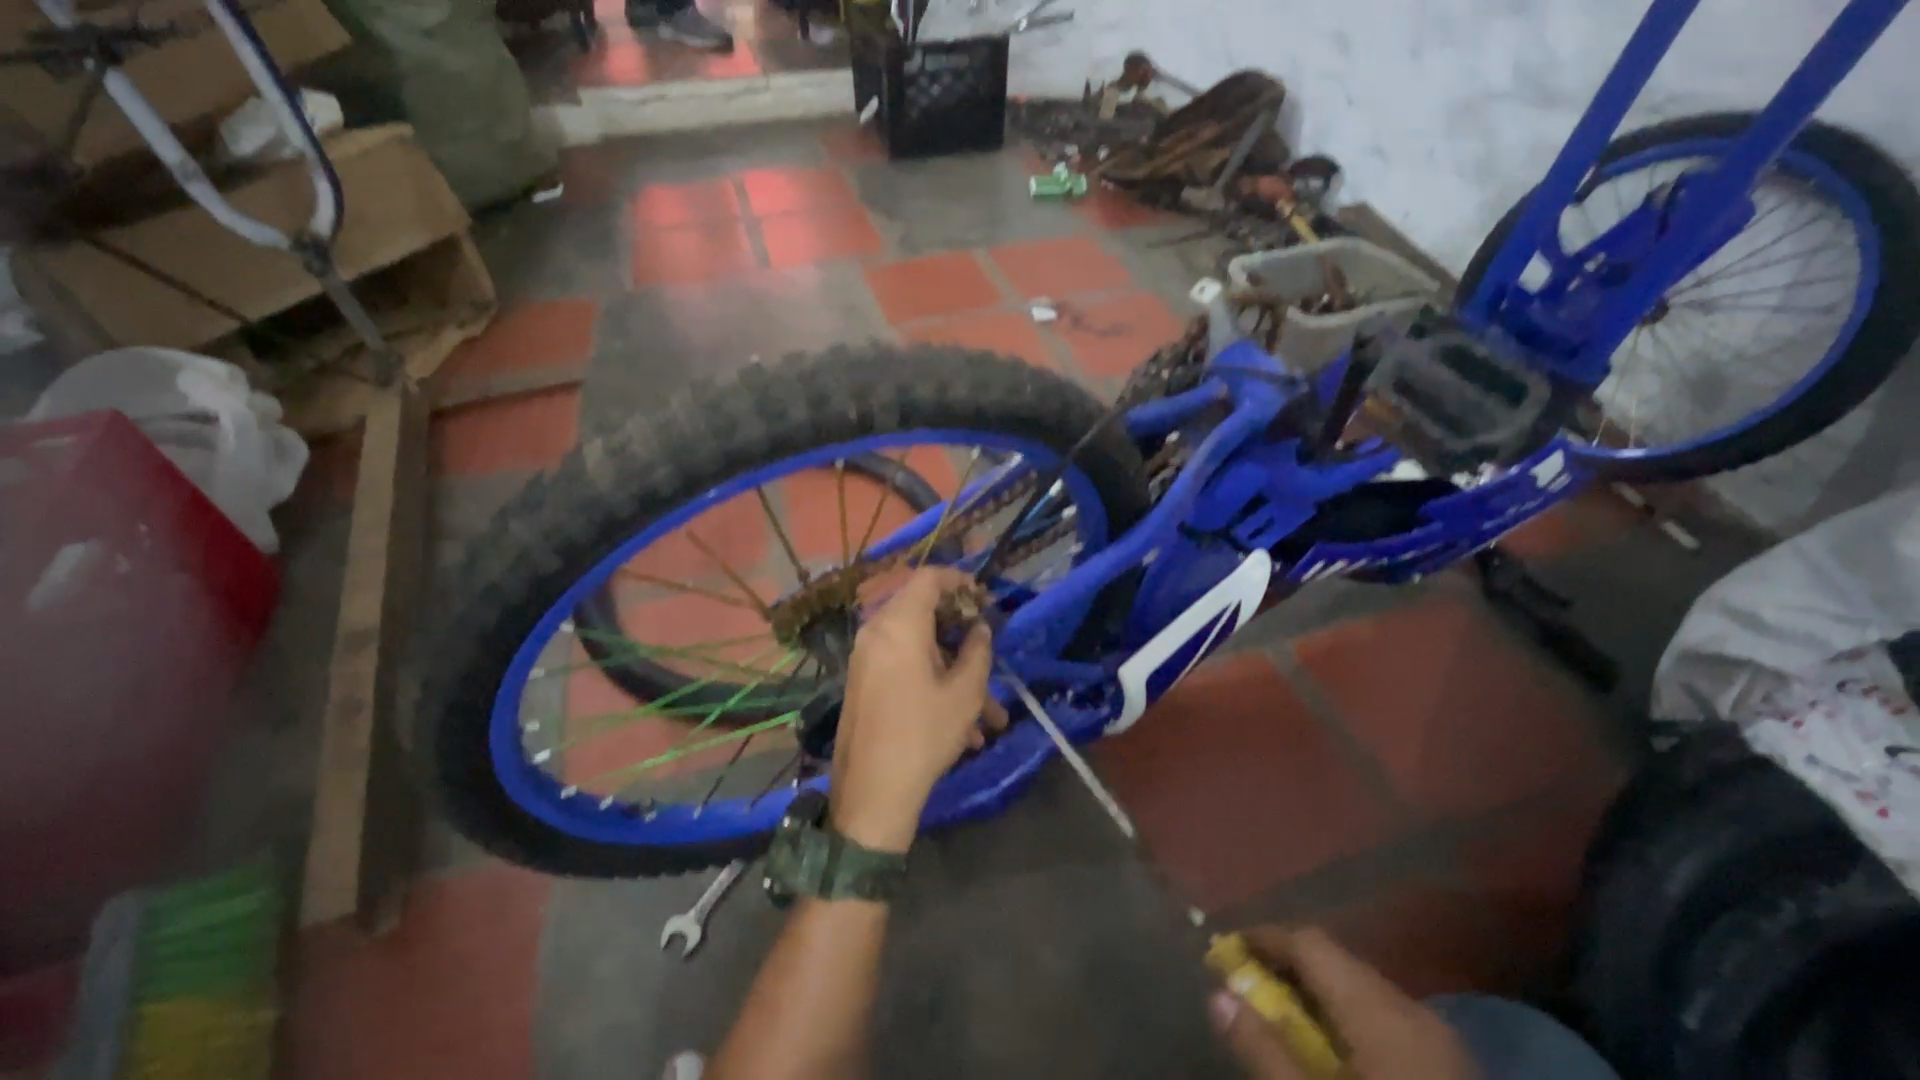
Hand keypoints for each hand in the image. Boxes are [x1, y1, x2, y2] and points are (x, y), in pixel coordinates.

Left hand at [829, 568, 1006, 853]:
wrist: (872, 791)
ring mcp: (865, 660)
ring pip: (919, 651)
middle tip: (990, 651)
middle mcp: (876, 634)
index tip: (985, 598)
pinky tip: (964, 731)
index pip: (929, 578)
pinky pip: (904, 671)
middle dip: (963, 635)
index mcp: (899, 625)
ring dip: (955, 673)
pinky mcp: (863, 685)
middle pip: (924, 614)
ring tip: (990, 715)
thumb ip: (978, 651)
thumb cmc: (924, 734)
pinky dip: (933, 686)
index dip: (960, 580)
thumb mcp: (965, 693)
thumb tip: (980, 629)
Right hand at [1210, 928, 1480, 1079]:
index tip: (1222, 954)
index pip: (1312, 944)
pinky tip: (1331, 1054)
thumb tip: (1220, 995)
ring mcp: (1441, 1042)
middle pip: (1339, 963)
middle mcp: (1414, 1012)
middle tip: (1243, 988)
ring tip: (1278, 1021)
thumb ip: (1264, 1051)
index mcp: (1380, 1014)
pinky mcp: (1453, 1068)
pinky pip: (1388, 1019)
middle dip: (1286, 967)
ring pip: (1365, 991)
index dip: (1263, 940)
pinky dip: (1348, 1019)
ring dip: (1316, 993)